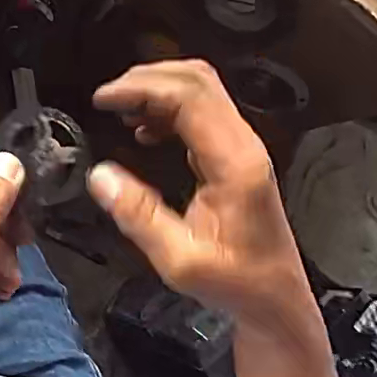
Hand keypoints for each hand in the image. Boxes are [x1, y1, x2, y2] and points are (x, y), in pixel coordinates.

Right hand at [87, 60, 311, 327]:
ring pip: (201, 91)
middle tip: (108, 98)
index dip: (141, 88)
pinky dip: (168, 109)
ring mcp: (242, 147)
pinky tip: (145, 129)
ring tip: (120, 109)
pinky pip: (201, 113)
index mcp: (234, 163)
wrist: (275, 297)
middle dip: (146, 79)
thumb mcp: (180, 261)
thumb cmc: (236, 282)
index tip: (104, 99)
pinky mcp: (235, 155)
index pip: (189, 97)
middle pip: (197, 80)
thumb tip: (100, 177)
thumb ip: (139, 216)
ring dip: (157, 91)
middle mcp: (243, 145)